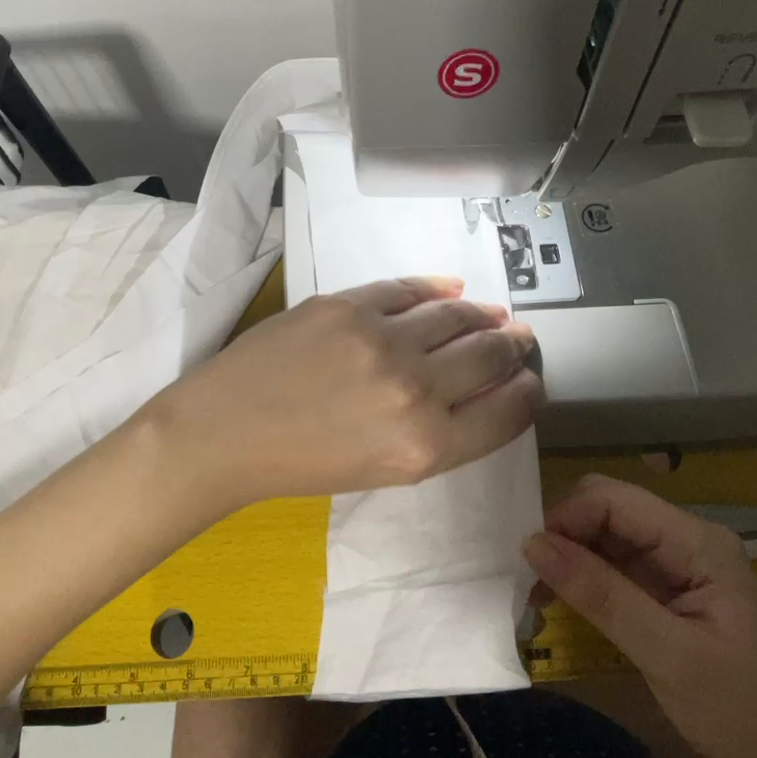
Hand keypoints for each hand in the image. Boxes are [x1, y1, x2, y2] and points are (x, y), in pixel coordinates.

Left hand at [146, 276, 541, 508]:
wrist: (224, 431)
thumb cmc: (301, 464)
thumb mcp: (382, 470)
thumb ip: (437, 435)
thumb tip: (478, 391)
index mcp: (425, 447)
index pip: (504, 413)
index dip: (527, 393)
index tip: (532, 379)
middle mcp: (414, 391)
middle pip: (488, 357)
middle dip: (514, 346)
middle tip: (522, 338)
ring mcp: (380, 340)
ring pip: (454, 315)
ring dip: (483, 314)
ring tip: (495, 314)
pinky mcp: (347, 305)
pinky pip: (407, 288)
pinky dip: (435, 288)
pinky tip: (452, 289)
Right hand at [524, 475, 756, 757]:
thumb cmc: (744, 711)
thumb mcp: (670, 655)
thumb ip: (602, 595)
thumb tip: (533, 543)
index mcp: (698, 542)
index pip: (614, 499)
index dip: (566, 516)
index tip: (528, 556)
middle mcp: (686, 542)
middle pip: (608, 511)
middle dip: (563, 534)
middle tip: (526, 576)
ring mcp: (678, 568)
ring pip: (606, 539)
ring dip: (568, 558)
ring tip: (534, 594)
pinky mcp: (669, 595)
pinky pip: (615, 570)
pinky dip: (583, 580)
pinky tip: (559, 601)